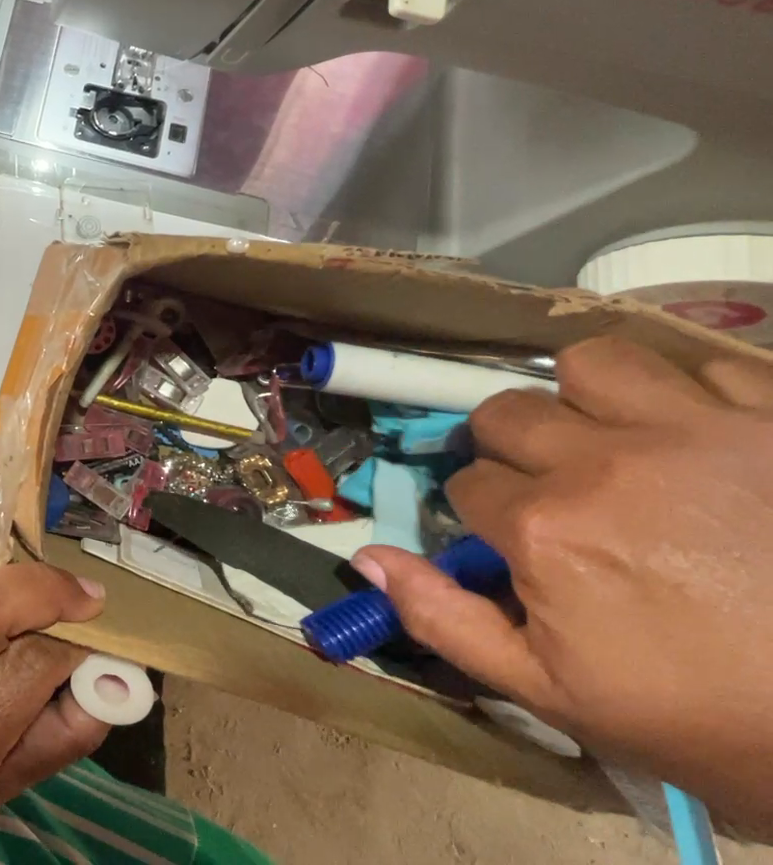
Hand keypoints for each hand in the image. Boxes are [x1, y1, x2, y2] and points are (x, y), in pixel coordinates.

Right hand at [355, 337, 772, 829]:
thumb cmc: (710, 715)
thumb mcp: (557, 695)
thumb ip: (445, 620)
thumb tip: (366, 558)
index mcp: (545, 529)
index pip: (467, 485)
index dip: (486, 515)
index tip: (521, 544)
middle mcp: (607, 464)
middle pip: (507, 413)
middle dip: (513, 448)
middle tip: (556, 486)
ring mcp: (704, 433)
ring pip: (593, 362)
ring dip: (587, 396)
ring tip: (615, 437)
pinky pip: (706, 365)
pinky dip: (690, 391)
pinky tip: (700, 435)